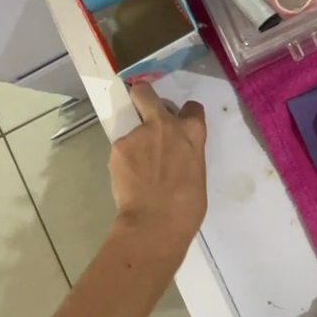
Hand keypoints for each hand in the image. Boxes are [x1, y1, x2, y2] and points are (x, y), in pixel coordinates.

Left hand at [108, 80, 207, 253]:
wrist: (155, 222)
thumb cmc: (186, 206)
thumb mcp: (198, 173)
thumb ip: (187, 154)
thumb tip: (177, 156)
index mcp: (191, 132)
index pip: (191, 108)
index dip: (184, 115)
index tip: (179, 124)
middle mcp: (165, 124)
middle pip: (146, 93)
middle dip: (143, 97)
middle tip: (142, 111)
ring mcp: (139, 133)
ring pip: (133, 129)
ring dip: (136, 143)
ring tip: (138, 170)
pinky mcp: (118, 146)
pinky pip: (122, 148)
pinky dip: (125, 160)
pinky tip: (129, 178)